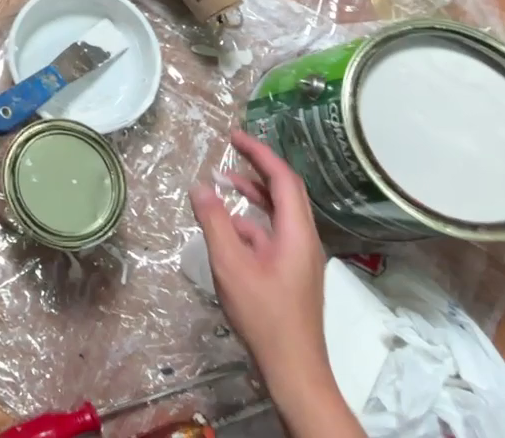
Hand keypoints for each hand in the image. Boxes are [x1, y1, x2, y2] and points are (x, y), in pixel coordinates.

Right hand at [189, 129, 330, 398]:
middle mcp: (304, 241)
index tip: (236, 135)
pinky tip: (226, 229)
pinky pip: (272, 234)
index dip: (260, 153)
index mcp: (296, 234)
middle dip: (258, 167)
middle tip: (231, 147)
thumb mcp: (230, 264)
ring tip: (223, 181)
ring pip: (278, 214)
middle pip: (285, 193)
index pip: (283, 180)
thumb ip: (214, 222)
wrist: (293, 369)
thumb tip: (200, 185)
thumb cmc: (264, 315)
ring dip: (252, 194)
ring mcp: (299, 259)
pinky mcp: (291, 274)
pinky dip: (250, 221)